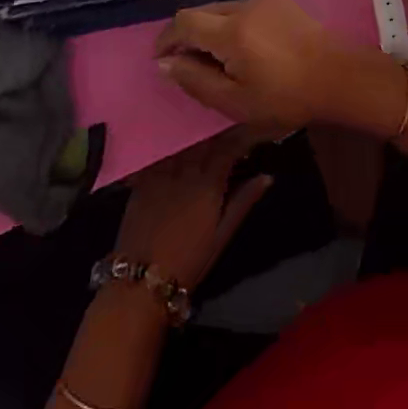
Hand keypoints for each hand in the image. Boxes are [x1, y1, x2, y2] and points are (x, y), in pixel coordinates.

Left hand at [115, 124, 276, 287]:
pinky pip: (159, 155)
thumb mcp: (222, 234)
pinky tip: (177, 148)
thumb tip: (266, 176)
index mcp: (208, 183)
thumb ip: (243, 201)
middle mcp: (184, 172)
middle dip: (220, 133)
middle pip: (205, 142)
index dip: (241, 137)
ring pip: (182, 145)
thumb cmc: (189, 260)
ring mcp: (160, 174)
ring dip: (197, 137)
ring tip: (206, 135)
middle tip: (230, 128)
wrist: (141, 280)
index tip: (251, 130)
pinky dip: (172, 148)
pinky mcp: (141, 182)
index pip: (228, 148)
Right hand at [156, 0, 390, 129]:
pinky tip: (243, 49)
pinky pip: (246, 9)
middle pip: (203, 12)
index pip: (183, 21)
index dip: (166, 39)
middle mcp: (246, 5)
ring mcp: (268, 1)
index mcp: (231, 29)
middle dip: (188, 35)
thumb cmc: (287, 96)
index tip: (161, 59)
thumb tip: (165, 63)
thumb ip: (195, 80)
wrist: (341, 77)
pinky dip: (233, 24)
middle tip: (188, 65)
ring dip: (211, 29)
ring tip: (216, 60)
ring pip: (224, 9)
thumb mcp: (235, 100)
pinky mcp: (284, 3)